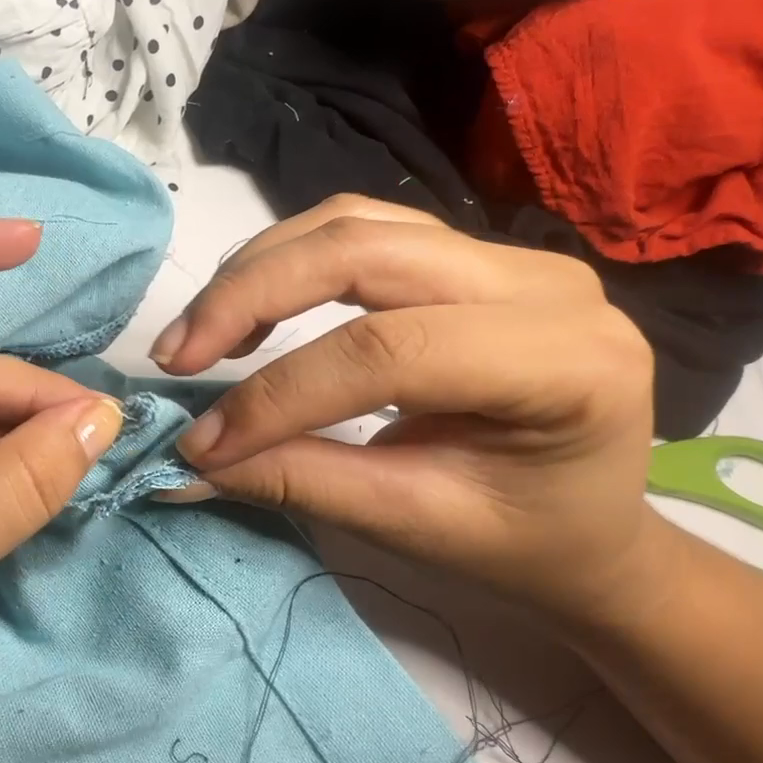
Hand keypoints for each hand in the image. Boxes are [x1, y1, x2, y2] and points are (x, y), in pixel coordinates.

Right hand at [150, 195, 666, 623]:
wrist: (587, 526)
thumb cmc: (517, 540)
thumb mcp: (410, 524)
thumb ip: (298, 480)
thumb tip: (187, 461)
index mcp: (564, 364)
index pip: (388, 351)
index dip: (278, 392)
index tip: (201, 443)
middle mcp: (542, 284)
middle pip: (361, 251)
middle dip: (247, 297)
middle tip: (175, 356)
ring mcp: (505, 257)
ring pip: (350, 223)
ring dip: (256, 270)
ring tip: (199, 334)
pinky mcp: (463, 254)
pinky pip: (356, 227)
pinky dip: (283, 259)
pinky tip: (248, 305)